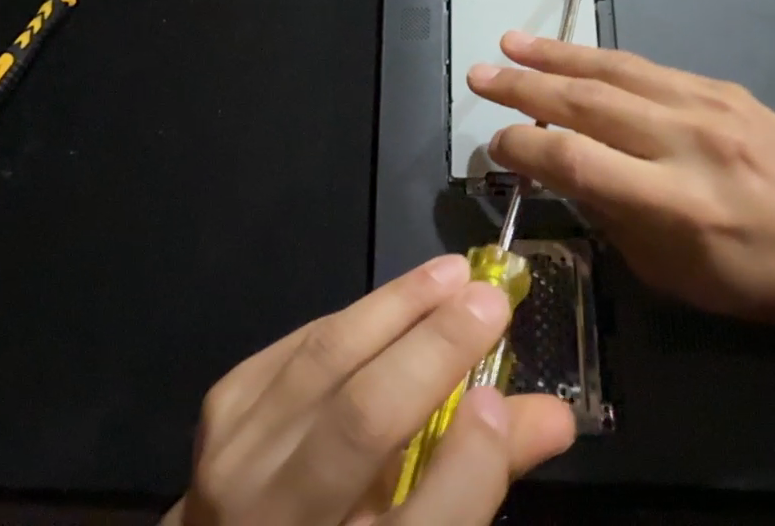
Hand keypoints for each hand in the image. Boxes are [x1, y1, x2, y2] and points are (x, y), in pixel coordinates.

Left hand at [163, 253, 575, 525]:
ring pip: (325, 360)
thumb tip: (553, 414)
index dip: (468, 466)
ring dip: (395, 307)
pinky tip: (397, 298)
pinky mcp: (222, 408)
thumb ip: (475, 481)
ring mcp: (235, 457)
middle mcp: (276, 516)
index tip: (505, 401)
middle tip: (491, 298)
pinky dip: (356, 318)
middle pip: (362, 421)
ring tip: (452, 272)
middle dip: (435, 349)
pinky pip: (301, 345)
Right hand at [468, 31, 774, 327]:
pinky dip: (603, 62)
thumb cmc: (746, 278)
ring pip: (617, 71)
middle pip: (589, 104)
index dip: (525, 149)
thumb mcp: (665, 269)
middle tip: (480, 75)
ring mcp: (711, 108)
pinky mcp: (724, 89)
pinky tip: (574, 57)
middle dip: (525, 88)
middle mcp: (689, 145)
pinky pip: (650, 69)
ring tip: (512, 44)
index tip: (494, 143)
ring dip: (557, 56)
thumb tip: (560, 168)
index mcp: (675, 203)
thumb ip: (609, 213)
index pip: (577, 161)